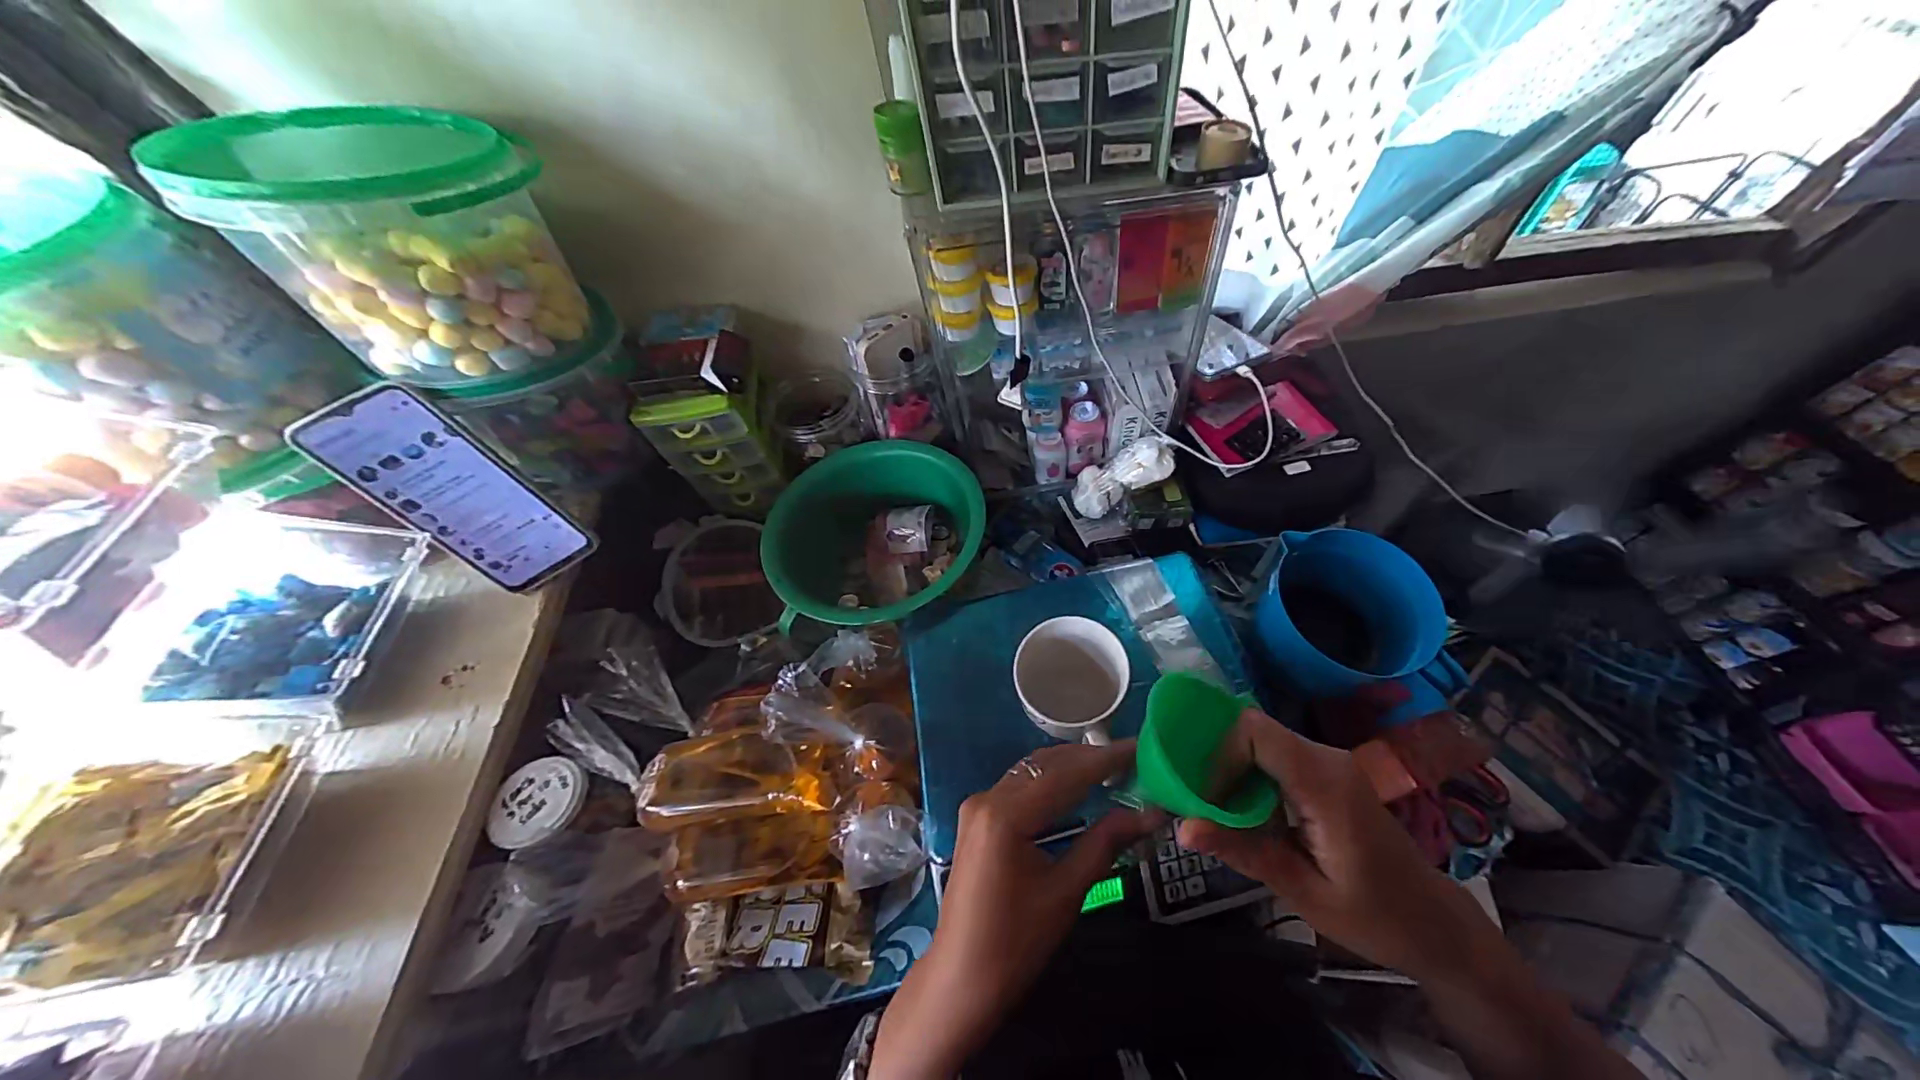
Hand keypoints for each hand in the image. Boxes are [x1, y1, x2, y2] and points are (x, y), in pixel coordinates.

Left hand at [870, 740, 1160, 1079]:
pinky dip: (1052, 783)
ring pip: (1032, 772)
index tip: (1144, 748)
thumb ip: (1105, 844)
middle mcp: (987, 798)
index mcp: (1005, 814)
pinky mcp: (978, 818)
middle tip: (1136, 760)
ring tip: (1116, 770)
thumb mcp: (1066, 893)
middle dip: (1091, 759)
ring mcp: (978, 805)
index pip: (1065, 773)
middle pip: (1046, 765)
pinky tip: (1080, 789)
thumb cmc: (1015, 943)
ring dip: (1072, 768)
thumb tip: (1150, 814)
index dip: (1107, 759)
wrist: (961, 978)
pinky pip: (1020, 787)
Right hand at [1177, 709, 1494, 981]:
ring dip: (1231, 772)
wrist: (1437, 925)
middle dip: (1217, 763)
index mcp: (1325, 783)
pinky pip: (1274, 756)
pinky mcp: (1327, 772)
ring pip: (1259, 741)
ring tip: (1217, 815)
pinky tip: (1246, 815)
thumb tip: (1182, 829)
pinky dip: (1250, 778)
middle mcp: (1327, 759)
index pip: (1254, 732)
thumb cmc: (1377, 917)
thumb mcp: (1303, 893)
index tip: (1205, 799)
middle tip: (1200, 807)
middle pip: (1251, 732)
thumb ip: (1244, 852)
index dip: (1218, 755)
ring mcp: (1329, 762)